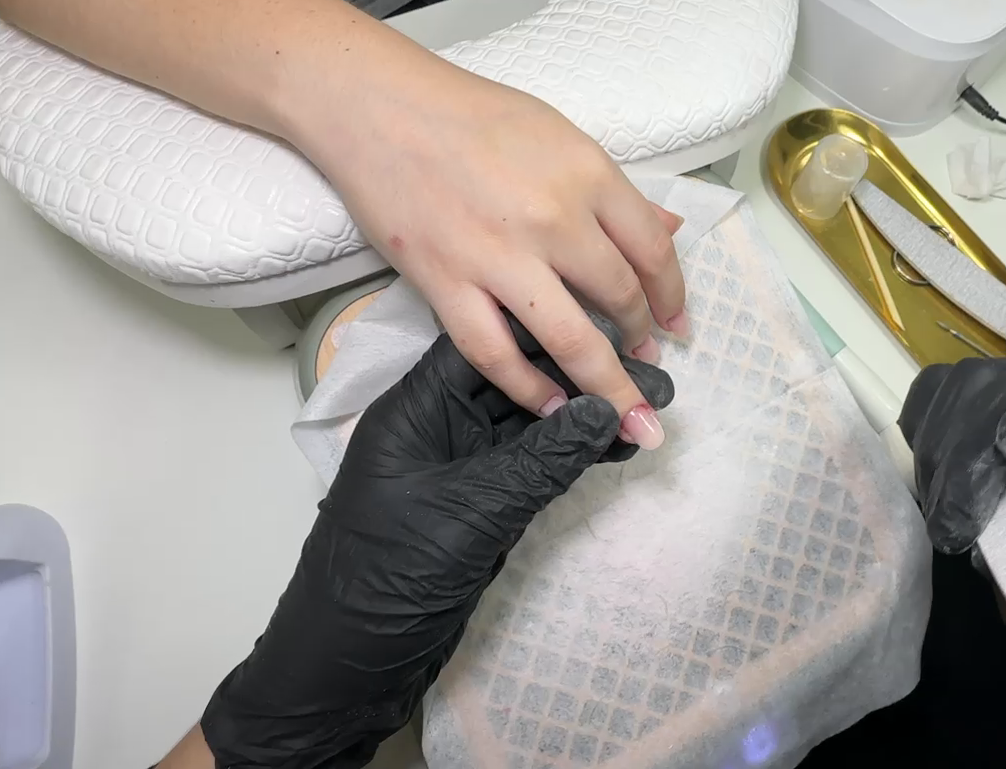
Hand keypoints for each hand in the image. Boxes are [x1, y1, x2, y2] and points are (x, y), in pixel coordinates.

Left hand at [200, 316, 673, 767]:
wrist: (348, 673)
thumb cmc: (391, 579)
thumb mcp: (473, 512)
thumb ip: (543, 458)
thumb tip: (610, 407)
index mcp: (418, 406)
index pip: (492, 344)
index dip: (554, 333)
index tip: (618, 334)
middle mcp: (443, 419)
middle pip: (522, 379)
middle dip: (586, 380)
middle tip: (657, 383)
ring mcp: (466, 458)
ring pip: (537, 421)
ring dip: (590, 417)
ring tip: (653, 414)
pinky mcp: (484, 494)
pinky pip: (538, 459)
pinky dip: (577, 453)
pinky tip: (619, 447)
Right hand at [293, 55, 685, 447]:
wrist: (379, 107)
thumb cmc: (474, 114)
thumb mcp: (563, 136)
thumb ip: (617, 191)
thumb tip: (670, 229)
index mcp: (589, 175)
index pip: (654, 249)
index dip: (673, 295)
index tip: (678, 322)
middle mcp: (553, 219)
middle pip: (620, 297)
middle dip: (643, 340)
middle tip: (650, 362)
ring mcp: (498, 256)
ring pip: (569, 340)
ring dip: (607, 387)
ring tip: (626, 412)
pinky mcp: (444, 283)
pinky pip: (495, 353)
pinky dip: (528, 389)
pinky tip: (552, 406)